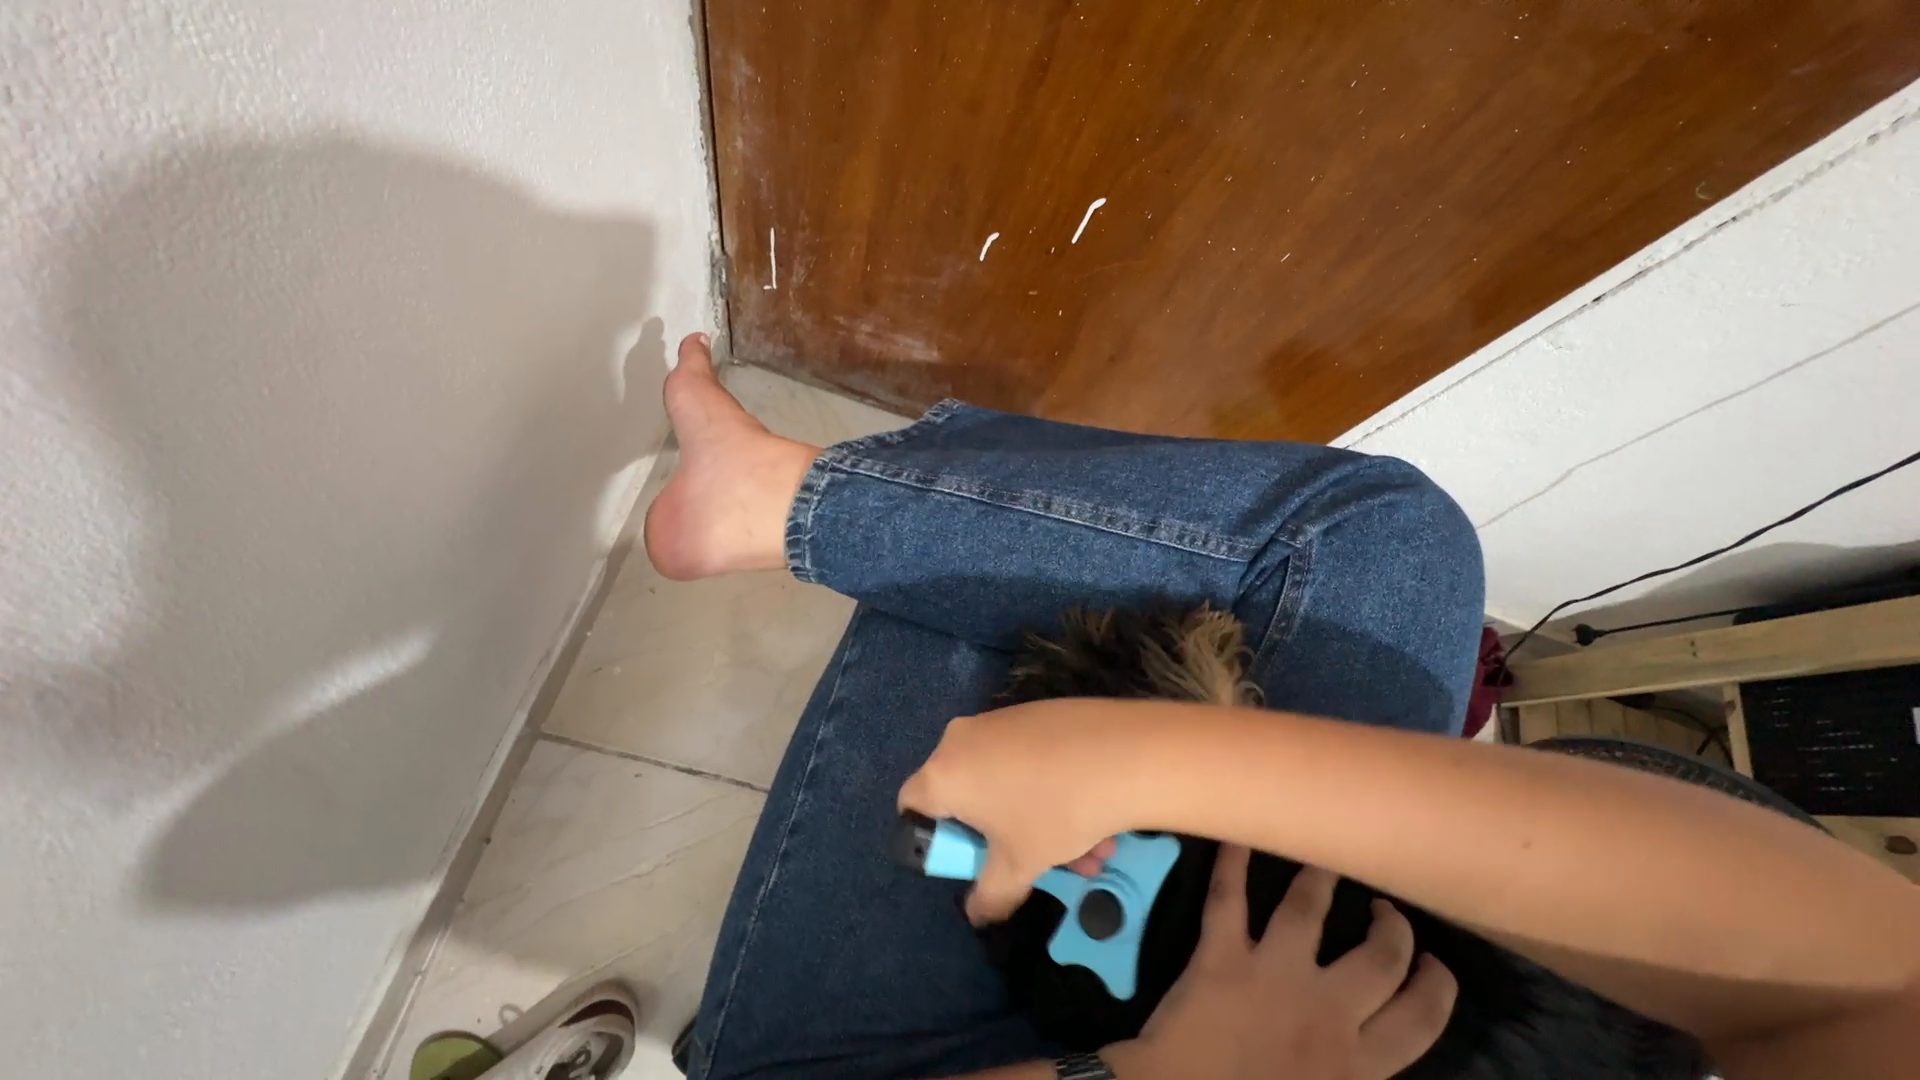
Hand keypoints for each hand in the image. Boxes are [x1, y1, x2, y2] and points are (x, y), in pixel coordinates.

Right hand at [898, 700, 1135, 922]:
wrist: (1123, 754)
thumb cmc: (1054, 812)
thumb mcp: (1019, 865)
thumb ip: (990, 894)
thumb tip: (976, 914)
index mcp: (943, 773)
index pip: (911, 805)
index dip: (932, 838)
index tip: (968, 857)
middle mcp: (962, 738)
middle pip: (964, 795)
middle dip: (1001, 835)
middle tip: (1034, 862)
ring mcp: (1000, 720)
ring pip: (1005, 780)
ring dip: (1037, 821)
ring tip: (1089, 854)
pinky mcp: (1035, 712)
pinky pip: (1029, 758)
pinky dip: (1050, 789)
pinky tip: (1096, 821)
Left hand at [1104, 846, 1456, 1079]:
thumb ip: (1354, 1074)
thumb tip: (1370, 1050)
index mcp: (1357, 1065)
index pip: (1418, 1019)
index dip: (1436, 988)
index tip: (1435, 964)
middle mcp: (1325, 1011)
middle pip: (1378, 958)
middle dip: (1392, 930)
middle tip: (1385, 909)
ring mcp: (1272, 976)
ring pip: (1306, 910)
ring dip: (1319, 877)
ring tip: (1325, 856)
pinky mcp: (1220, 956)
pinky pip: (1227, 898)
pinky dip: (1230, 862)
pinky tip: (1237, 833)